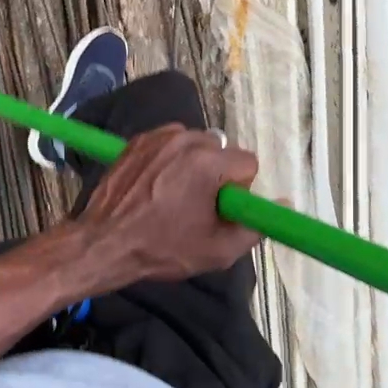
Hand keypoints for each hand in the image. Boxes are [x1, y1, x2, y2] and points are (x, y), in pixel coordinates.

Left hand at [74, 124, 261, 285]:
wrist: (104, 243)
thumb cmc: (161, 248)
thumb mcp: (218, 250)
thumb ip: (254, 226)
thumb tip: (282, 204)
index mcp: (207, 162)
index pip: (247, 162)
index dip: (240, 189)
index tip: (222, 209)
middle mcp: (183, 140)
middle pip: (220, 150)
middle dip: (217, 174)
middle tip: (197, 206)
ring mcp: (156, 137)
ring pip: (194, 143)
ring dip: (193, 164)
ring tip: (174, 196)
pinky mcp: (135, 141)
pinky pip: (168, 142)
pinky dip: (170, 157)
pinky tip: (157, 184)